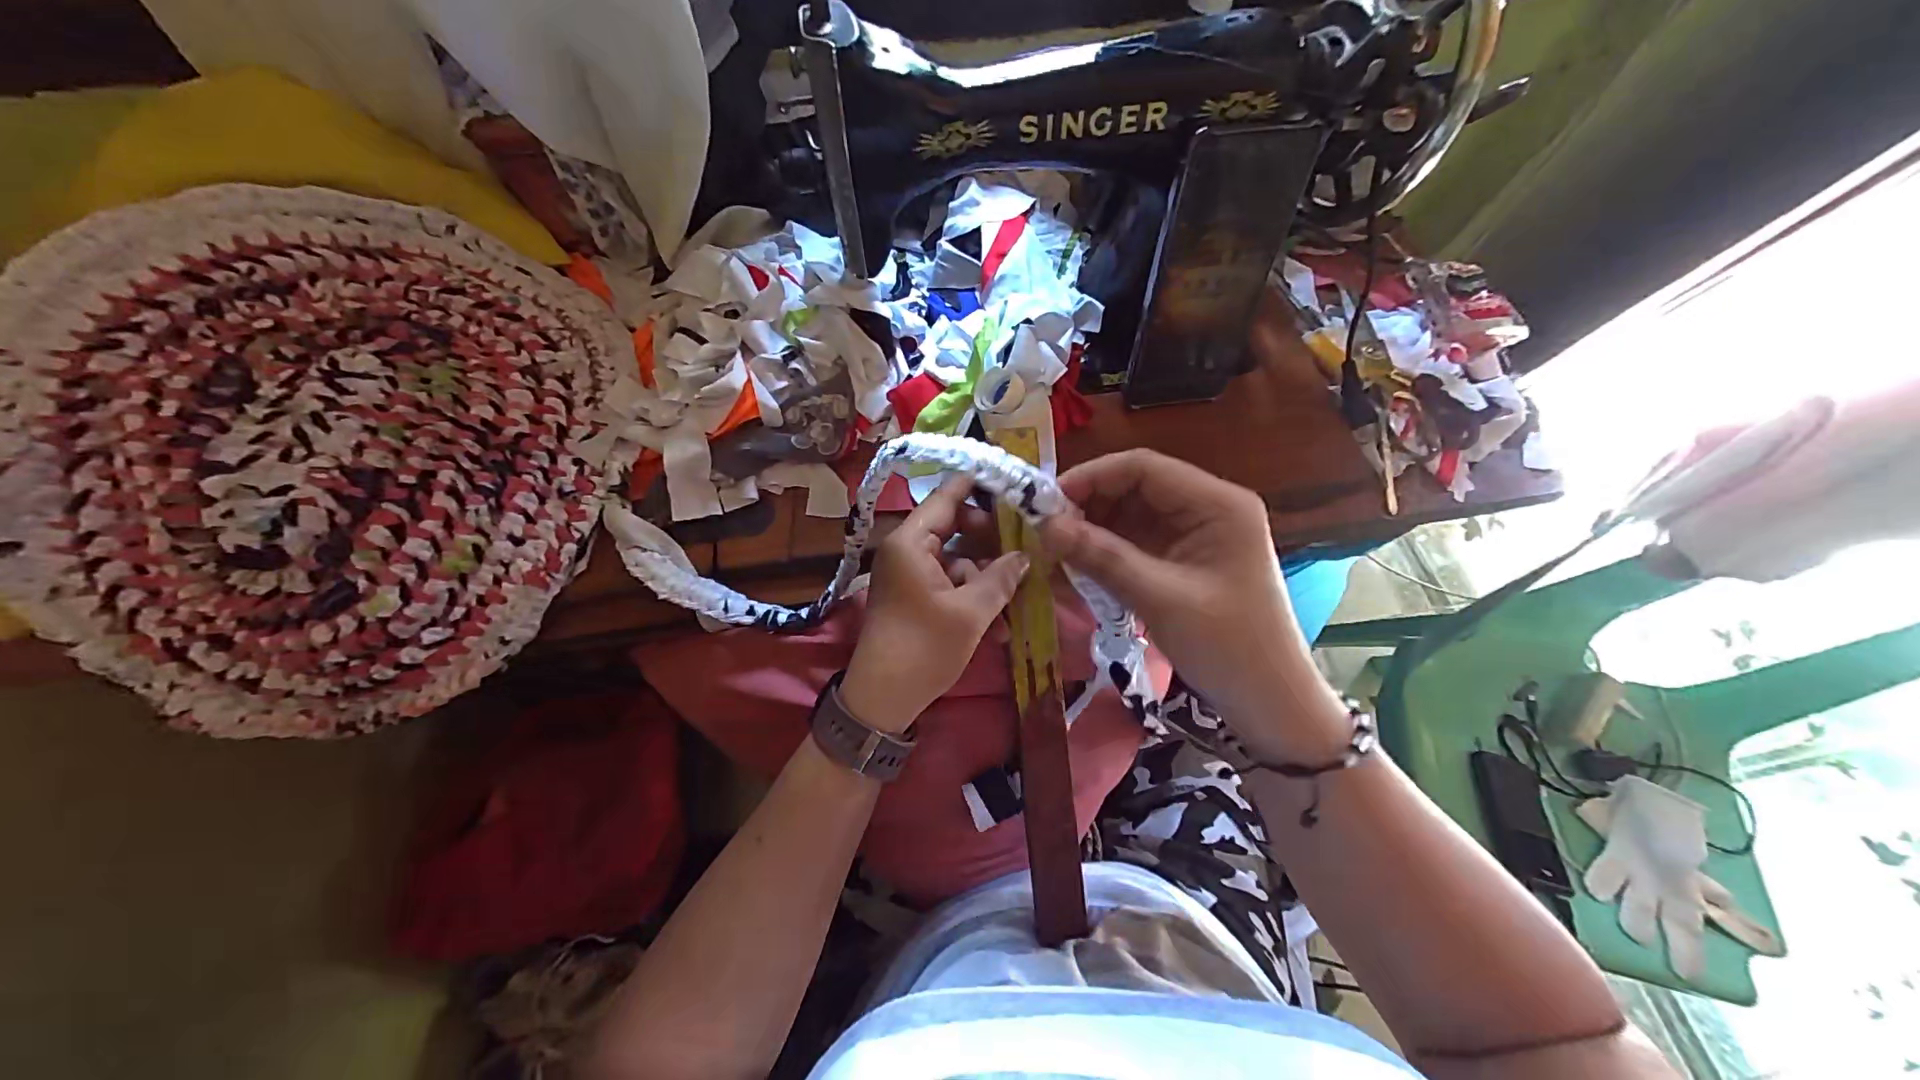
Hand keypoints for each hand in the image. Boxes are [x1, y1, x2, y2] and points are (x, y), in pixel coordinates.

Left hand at [841, 475, 1029, 733]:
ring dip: (987, 580)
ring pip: (957, 561)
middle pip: (955, 528)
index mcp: (911, 542)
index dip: (978, 487)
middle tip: (1025, 549)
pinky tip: (999, 628)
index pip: (946, 497)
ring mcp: (910, 575)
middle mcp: (907, 551)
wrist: (882, 699)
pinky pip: (949, 585)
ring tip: (1017, 603)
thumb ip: (1000, 578)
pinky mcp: (915, 597)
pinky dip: (972, 599)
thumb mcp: (971, 613)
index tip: (1011, 480)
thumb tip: (1025, 556)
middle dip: (991, 543)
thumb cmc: (924, 648)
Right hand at [1039, 449, 1348, 761]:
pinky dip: (1104, 556)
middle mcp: (1206, 509)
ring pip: (1129, 518)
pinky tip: (1073, 571)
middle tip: (1042, 533)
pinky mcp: (1182, 563)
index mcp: (1218, 504)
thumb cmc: (1229, 647)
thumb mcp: (1162, 599)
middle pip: (1134, 489)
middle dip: (1086, 507)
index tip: (1045, 503)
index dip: (1091, 477)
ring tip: (1051, 555)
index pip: (1143, 468)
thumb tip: (1045, 527)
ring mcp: (1194, 537)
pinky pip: (1135, 546)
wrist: (1272, 704)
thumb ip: (1103, 557)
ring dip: (1091, 533)